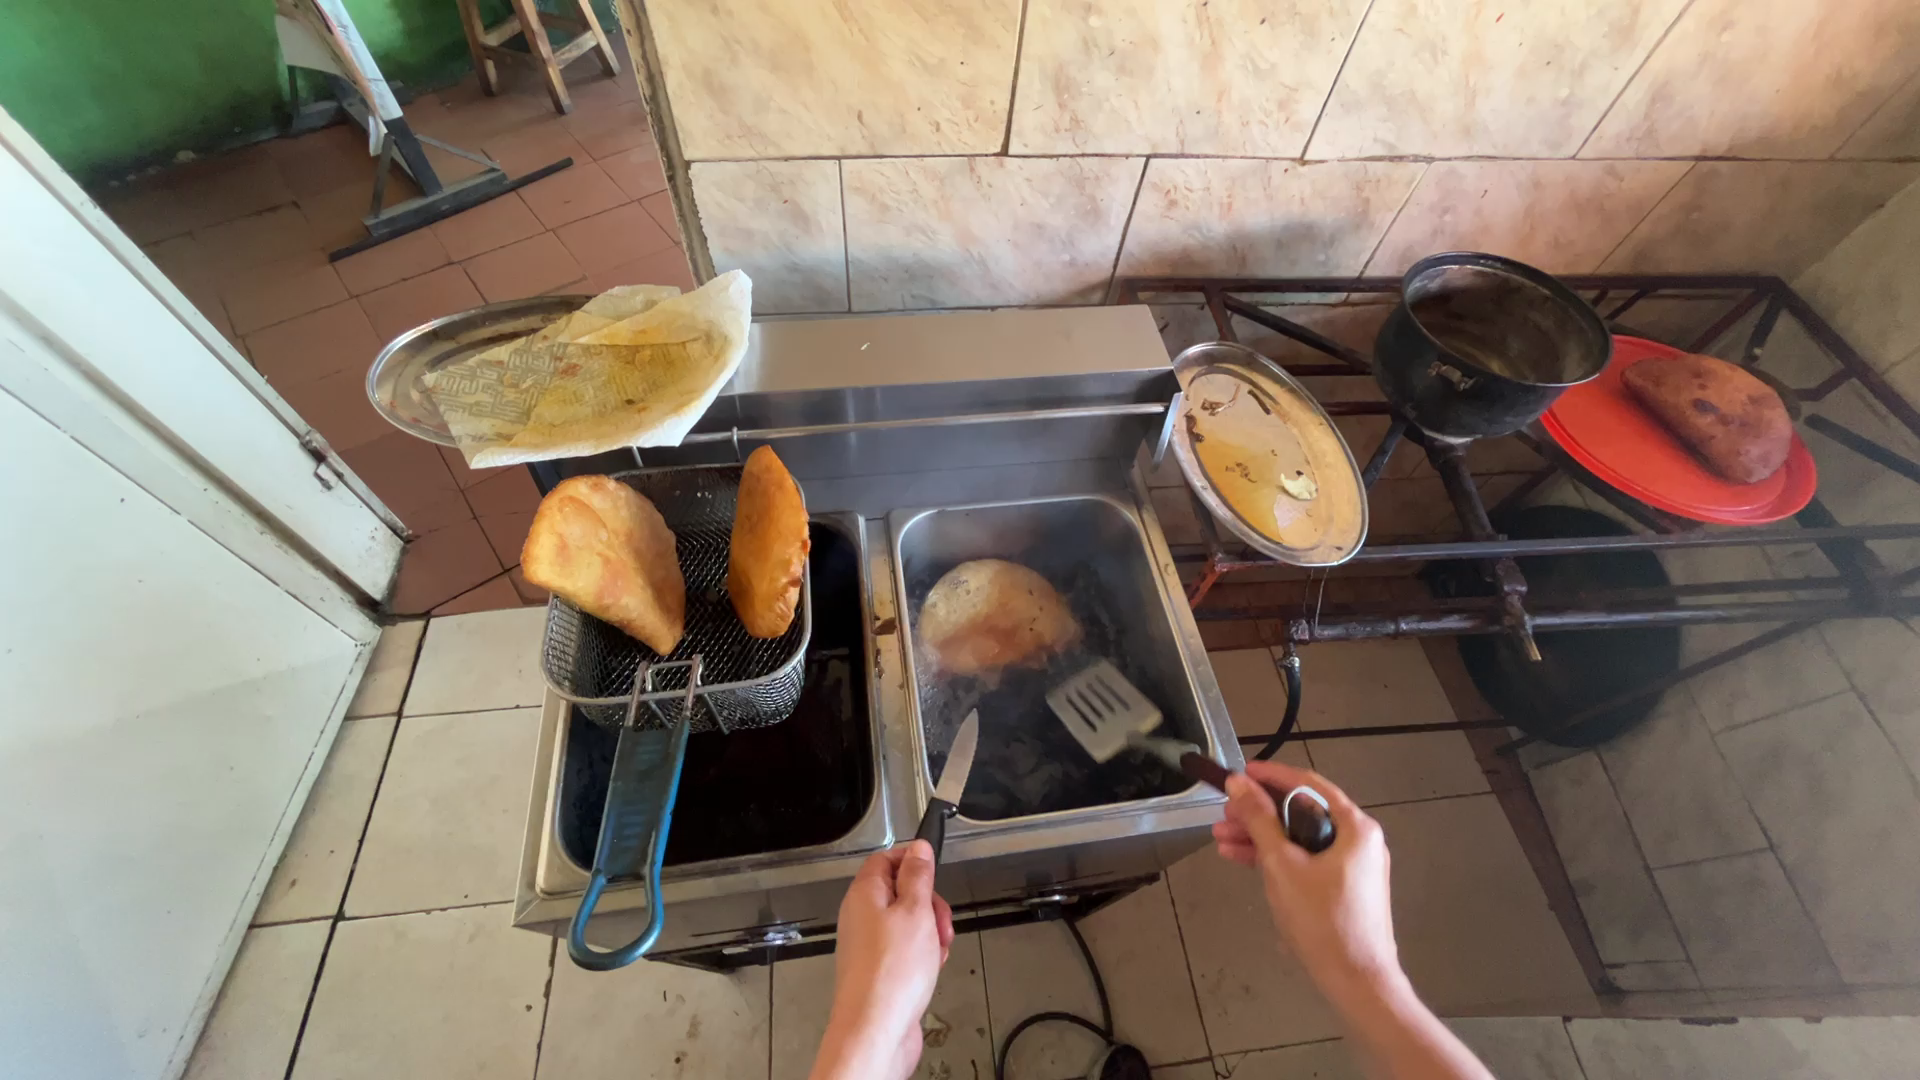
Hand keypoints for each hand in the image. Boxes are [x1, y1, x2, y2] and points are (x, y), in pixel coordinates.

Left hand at [810, 840, 954, 1079]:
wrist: (875, 1033)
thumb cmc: (891, 973)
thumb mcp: (915, 910)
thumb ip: (919, 875)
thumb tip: (918, 849)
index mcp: (864, 893)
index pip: (886, 858)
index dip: (912, 860)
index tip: (933, 870)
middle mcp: (861, 916)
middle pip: (900, 890)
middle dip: (928, 902)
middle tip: (939, 919)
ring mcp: (869, 945)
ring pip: (907, 922)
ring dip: (929, 931)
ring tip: (937, 949)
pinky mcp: (879, 970)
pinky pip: (905, 949)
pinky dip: (922, 954)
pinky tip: (930, 967)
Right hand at [1212, 760, 1402, 1002]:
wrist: (1356, 984)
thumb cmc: (1321, 918)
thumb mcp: (1281, 863)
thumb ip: (1259, 818)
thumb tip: (1237, 782)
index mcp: (1354, 827)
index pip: (1306, 784)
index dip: (1270, 775)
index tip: (1238, 774)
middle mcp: (1357, 839)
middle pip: (1299, 810)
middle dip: (1258, 811)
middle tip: (1224, 813)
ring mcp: (1349, 864)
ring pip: (1297, 836)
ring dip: (1259, 835)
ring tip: (1221, 837)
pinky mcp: (1340, 886)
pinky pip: (1303, 858)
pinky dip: (1274, 856)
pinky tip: (1239, 857)